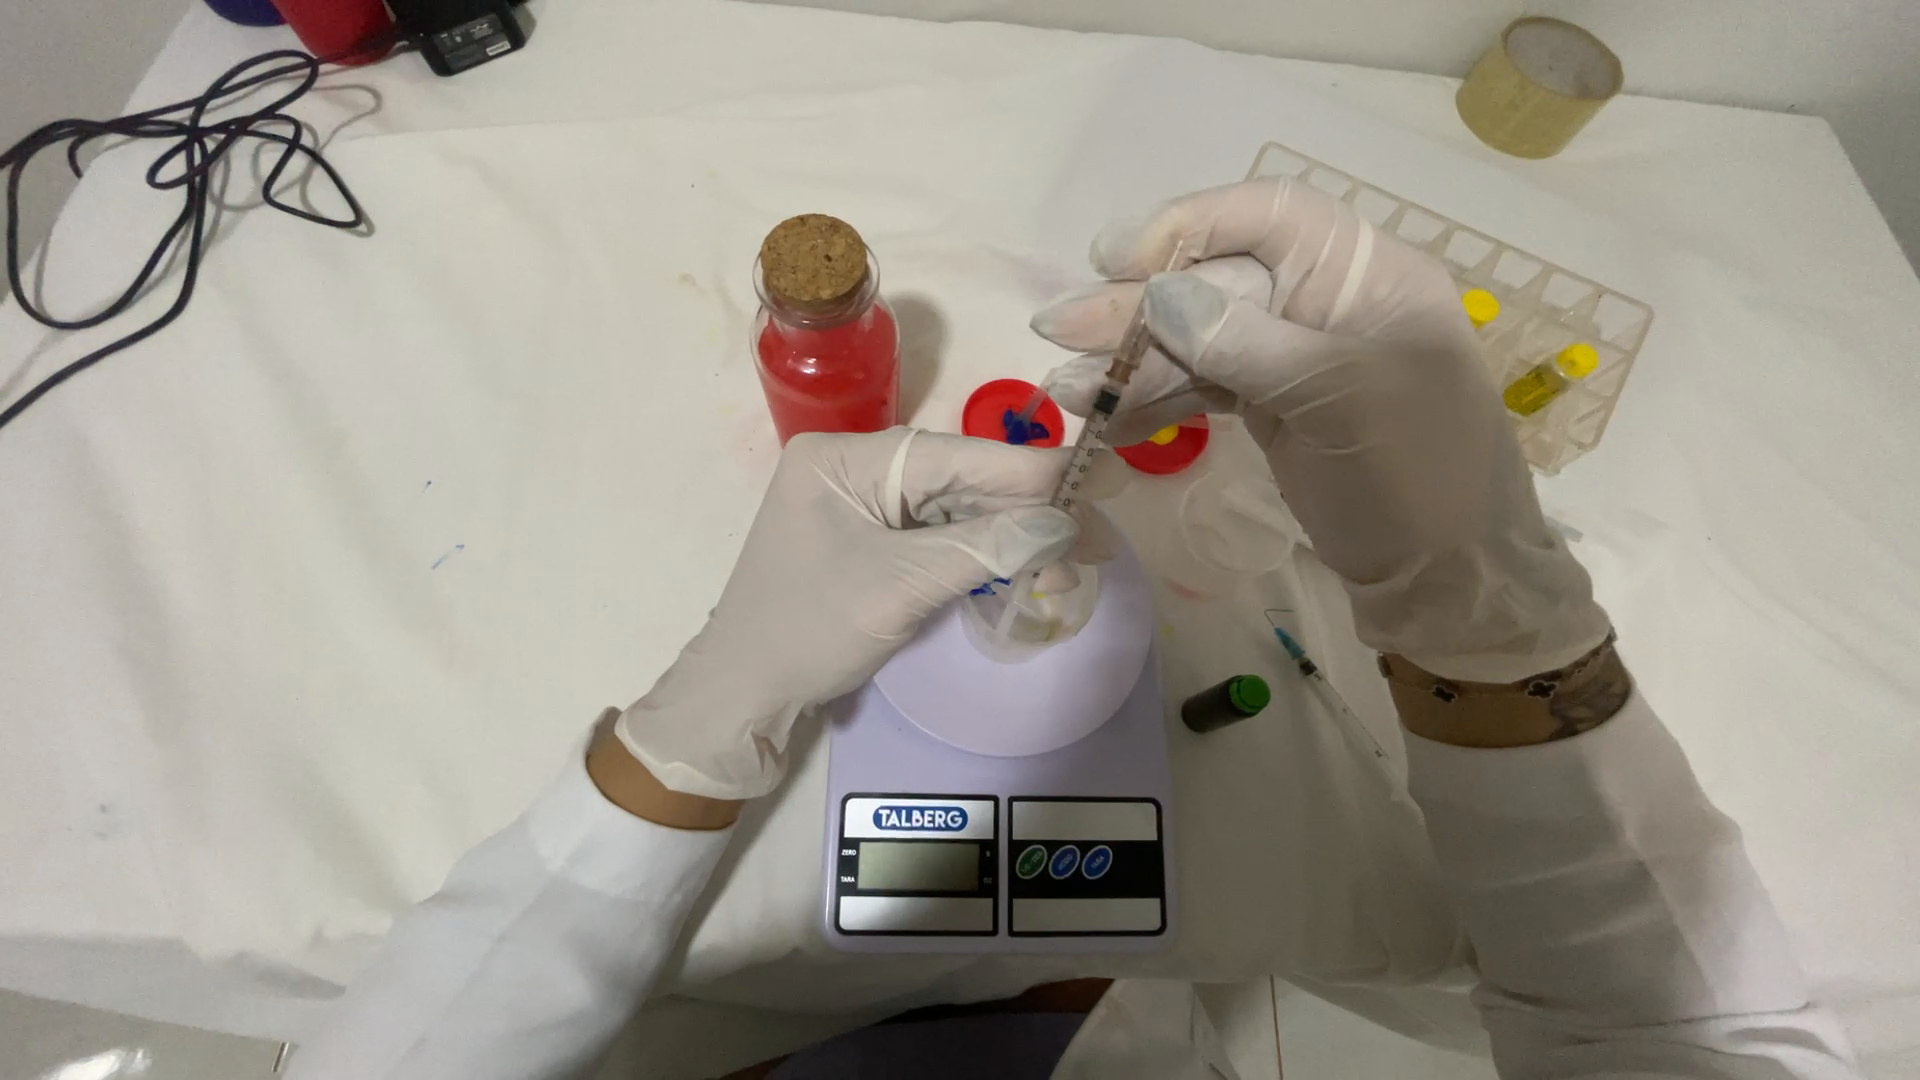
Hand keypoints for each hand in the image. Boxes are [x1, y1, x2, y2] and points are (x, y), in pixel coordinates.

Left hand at [616, 428, 1077, 798]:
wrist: (744, 693)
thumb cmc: (806, 633)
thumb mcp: (897, 589)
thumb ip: (982, 549)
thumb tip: (1064, 525)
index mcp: (844, 458)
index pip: (953, 455)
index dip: (1028, 469)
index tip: (1097, 474)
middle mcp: (856, 468)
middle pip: (959, 479)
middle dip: (1027, 510)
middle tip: (1095, 534)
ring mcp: (865, 503)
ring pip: (956, 509)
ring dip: (1012, 536)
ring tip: (1072, 561)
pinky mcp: (875, 537)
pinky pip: (939, 534)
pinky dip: (983, 553)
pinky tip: (1027, 565)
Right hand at [1032, 178, 1608, 682]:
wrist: (1442, 576)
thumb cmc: (1415, 474)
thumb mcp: (1340, 398)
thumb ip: (1247, 342)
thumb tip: (1159, 295)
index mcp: (1361, 275)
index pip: (1267, 216)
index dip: (1188, 226)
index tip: (1114, 257)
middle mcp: (1318, 304)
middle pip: (1211, 285)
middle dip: (1133, 310)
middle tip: (1055, 332)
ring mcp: (1286, 358)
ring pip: (1194, 343)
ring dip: (1129, 367)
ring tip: (1067, 393)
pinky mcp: (1264, 406)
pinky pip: (1198, 390)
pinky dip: (1153, 406)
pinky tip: (1108, 423)